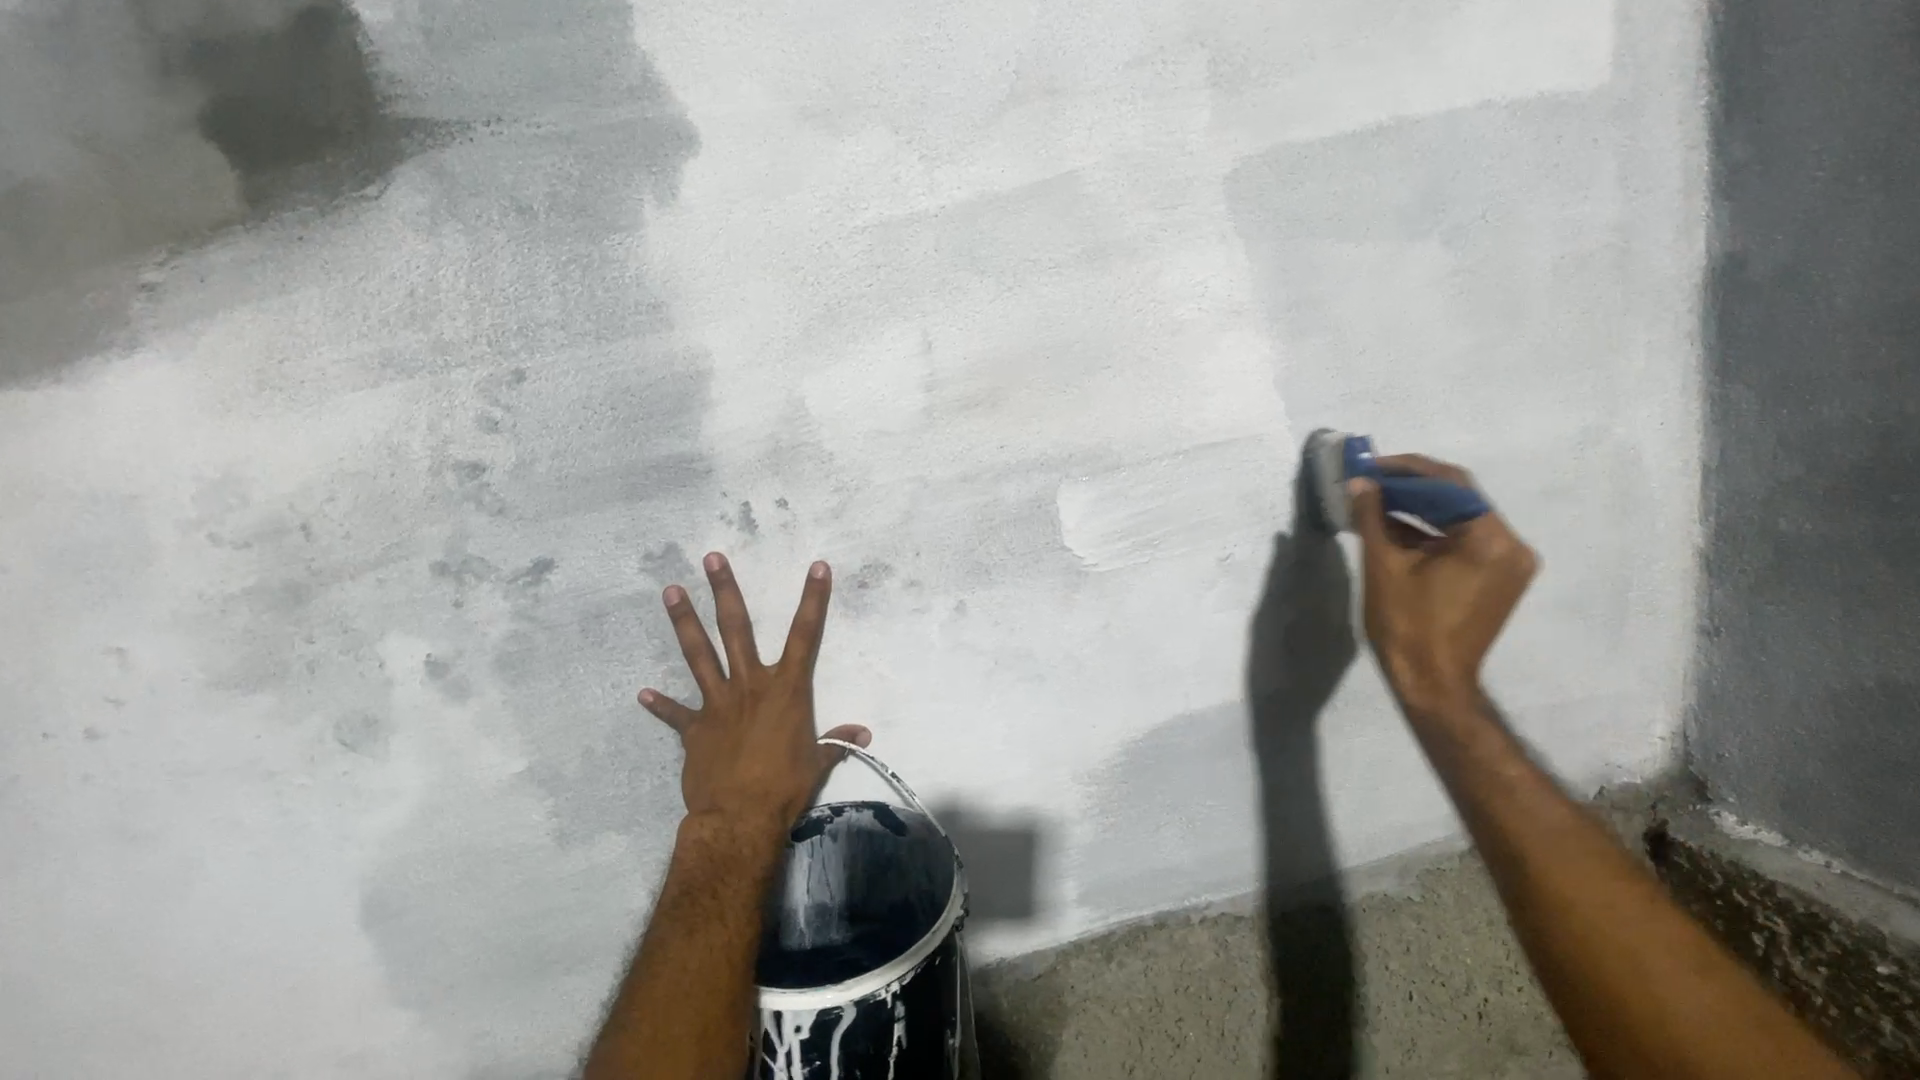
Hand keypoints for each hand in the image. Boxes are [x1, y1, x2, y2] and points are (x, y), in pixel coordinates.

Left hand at [638, 553, 870, 831]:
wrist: (740, 817)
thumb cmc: (786, 786)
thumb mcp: (819, 763)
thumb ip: (836, 742)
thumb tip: (862, 734)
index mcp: (786, 689)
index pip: (805, 635)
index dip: (813, 599)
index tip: (817, 567)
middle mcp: (750, 685)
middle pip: (736, 628)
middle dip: (725, 590)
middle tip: (712, 557)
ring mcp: (717, 704)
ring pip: (699, 654)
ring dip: (685, 621)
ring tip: (670, 590)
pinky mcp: (694, 729)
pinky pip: (675, 714)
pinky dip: (660, 705)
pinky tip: (642, 693)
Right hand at [1349, 455, 1538, 709]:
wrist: (1433, 682)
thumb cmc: (1406, 625)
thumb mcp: (1383, 566)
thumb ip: (1373, 516)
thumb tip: (1359, 482)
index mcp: (1489, 539)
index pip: (1449, 483)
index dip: (1406, 469)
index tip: (1370, 467)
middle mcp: (1512, 545)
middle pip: (1459, 499)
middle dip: (1412, 488)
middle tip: (1370, 483)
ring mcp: (1510, 563)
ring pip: (1460, 519)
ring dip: (1419, 509)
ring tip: (1377, 504)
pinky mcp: (1500, 578)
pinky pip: (1465, 540)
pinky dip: (1432, 532)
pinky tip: (1396, 529)